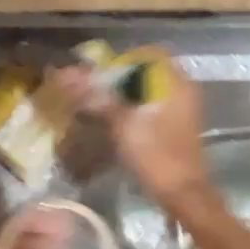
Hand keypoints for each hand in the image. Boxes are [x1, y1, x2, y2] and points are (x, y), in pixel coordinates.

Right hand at [53, 58, 214, 215]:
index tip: (103, 72)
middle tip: (97, 90)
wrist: (183, 194)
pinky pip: (154, 106)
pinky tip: (117, 122)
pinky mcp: (178, 126)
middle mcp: (183, 89)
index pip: (151, 53)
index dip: (125, 59)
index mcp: (175, 82)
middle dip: (122, 78)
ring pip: (151, 90)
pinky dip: (136, 109)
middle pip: (149, 71)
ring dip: (127, 95)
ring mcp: (183, 108)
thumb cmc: (155, 154)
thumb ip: (96, 96)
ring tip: (102, 106)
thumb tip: (66, 74)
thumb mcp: (122, 123)